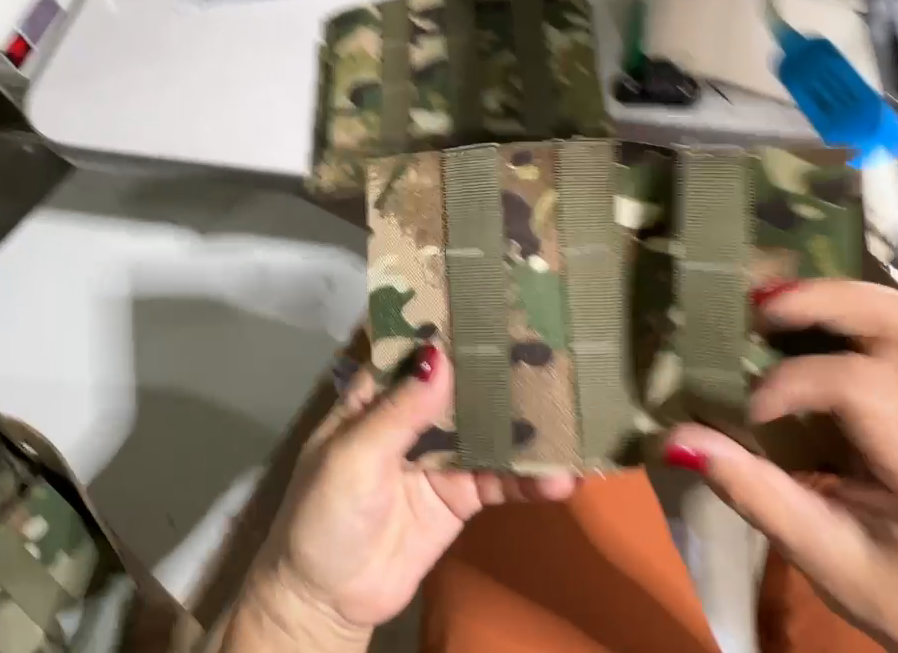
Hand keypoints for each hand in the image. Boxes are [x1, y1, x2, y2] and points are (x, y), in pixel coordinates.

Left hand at [228, 345, 579, 651]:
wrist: (327, 598)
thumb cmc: (324, 512)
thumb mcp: (353, 456)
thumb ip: (400, 412)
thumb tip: (442, 357)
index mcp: (380, 392)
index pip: (420, 347)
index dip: (455, 324)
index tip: (501, 299)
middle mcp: (416, 413)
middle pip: (465, 382)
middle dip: (504, 367)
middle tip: (559, 347)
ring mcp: (442, 453)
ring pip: (490, 427)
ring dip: (528, 425)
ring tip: (573, 415)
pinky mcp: (462, 494)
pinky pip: (500, 479)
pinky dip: (529, 479)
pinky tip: (560, 479)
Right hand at [662, 281, 897, 652]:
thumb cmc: (892, 591)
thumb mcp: (817, 555)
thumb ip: (751, 491)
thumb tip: (677, 437)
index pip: (862, 388)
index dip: (792, 383)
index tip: (748, 410)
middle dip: (826, 302)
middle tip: (758, 310)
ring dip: (841, 296)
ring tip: (778, 305)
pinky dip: (853, 308)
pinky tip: (808, 320)